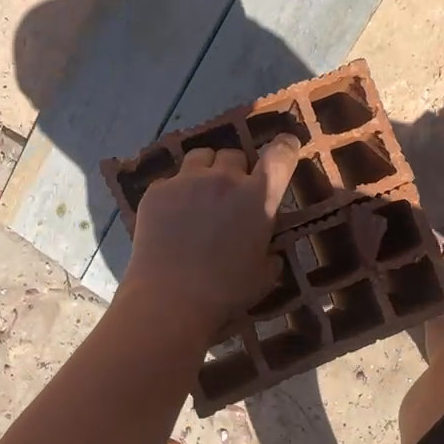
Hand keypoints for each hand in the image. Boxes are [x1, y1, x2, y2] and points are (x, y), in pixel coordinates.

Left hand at [119, 137, 299, 336]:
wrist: (170, 298)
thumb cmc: (226, 291)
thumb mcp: (263, 276)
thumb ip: (270, 255)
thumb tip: (269, 252)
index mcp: (258, 197)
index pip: (280, 155)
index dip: (285, 146)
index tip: (285, 145)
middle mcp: (224, 179)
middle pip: (234, 155)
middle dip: (237, 170)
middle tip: (231, 195)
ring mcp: (187, 181)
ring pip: (201, 156)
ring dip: (206, 170)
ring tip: (200, 194)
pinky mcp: (157, 191)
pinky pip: (171, 180)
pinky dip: (176, 192)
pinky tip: (172, 217)